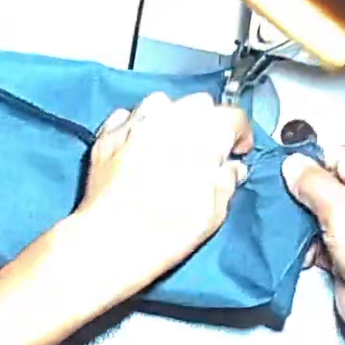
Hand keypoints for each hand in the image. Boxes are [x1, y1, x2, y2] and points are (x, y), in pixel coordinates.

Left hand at [60, 91, 251, 300]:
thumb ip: (225, 181)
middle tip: (202, 152)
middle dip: (205, 124)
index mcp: (207, 132)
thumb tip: (228, 170)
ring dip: (169, 118)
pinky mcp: (106, 137)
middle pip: (197, 105)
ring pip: (159, 104)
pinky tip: (136, 147)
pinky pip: (125, 118)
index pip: (233, 118)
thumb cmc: (165, 231)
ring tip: (168, 144)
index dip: (238, 136)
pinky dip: (134, 127)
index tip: (236, 152)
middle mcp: (170, 118)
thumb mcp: (214, 212)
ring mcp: (134, 124)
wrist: (113, 240)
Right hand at [281, 146, 344, 344]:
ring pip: (326, 213)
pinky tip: (311, 254)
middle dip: (306, 198)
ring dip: (307, 225)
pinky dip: (315, 245)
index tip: (287, 180)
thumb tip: (292, 162)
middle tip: (289, 208)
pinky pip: (328, 238)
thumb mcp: (339, 206)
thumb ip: (311, 181)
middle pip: (332, 184)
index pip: (341, 155)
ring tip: (300, 235)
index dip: (312, 167)